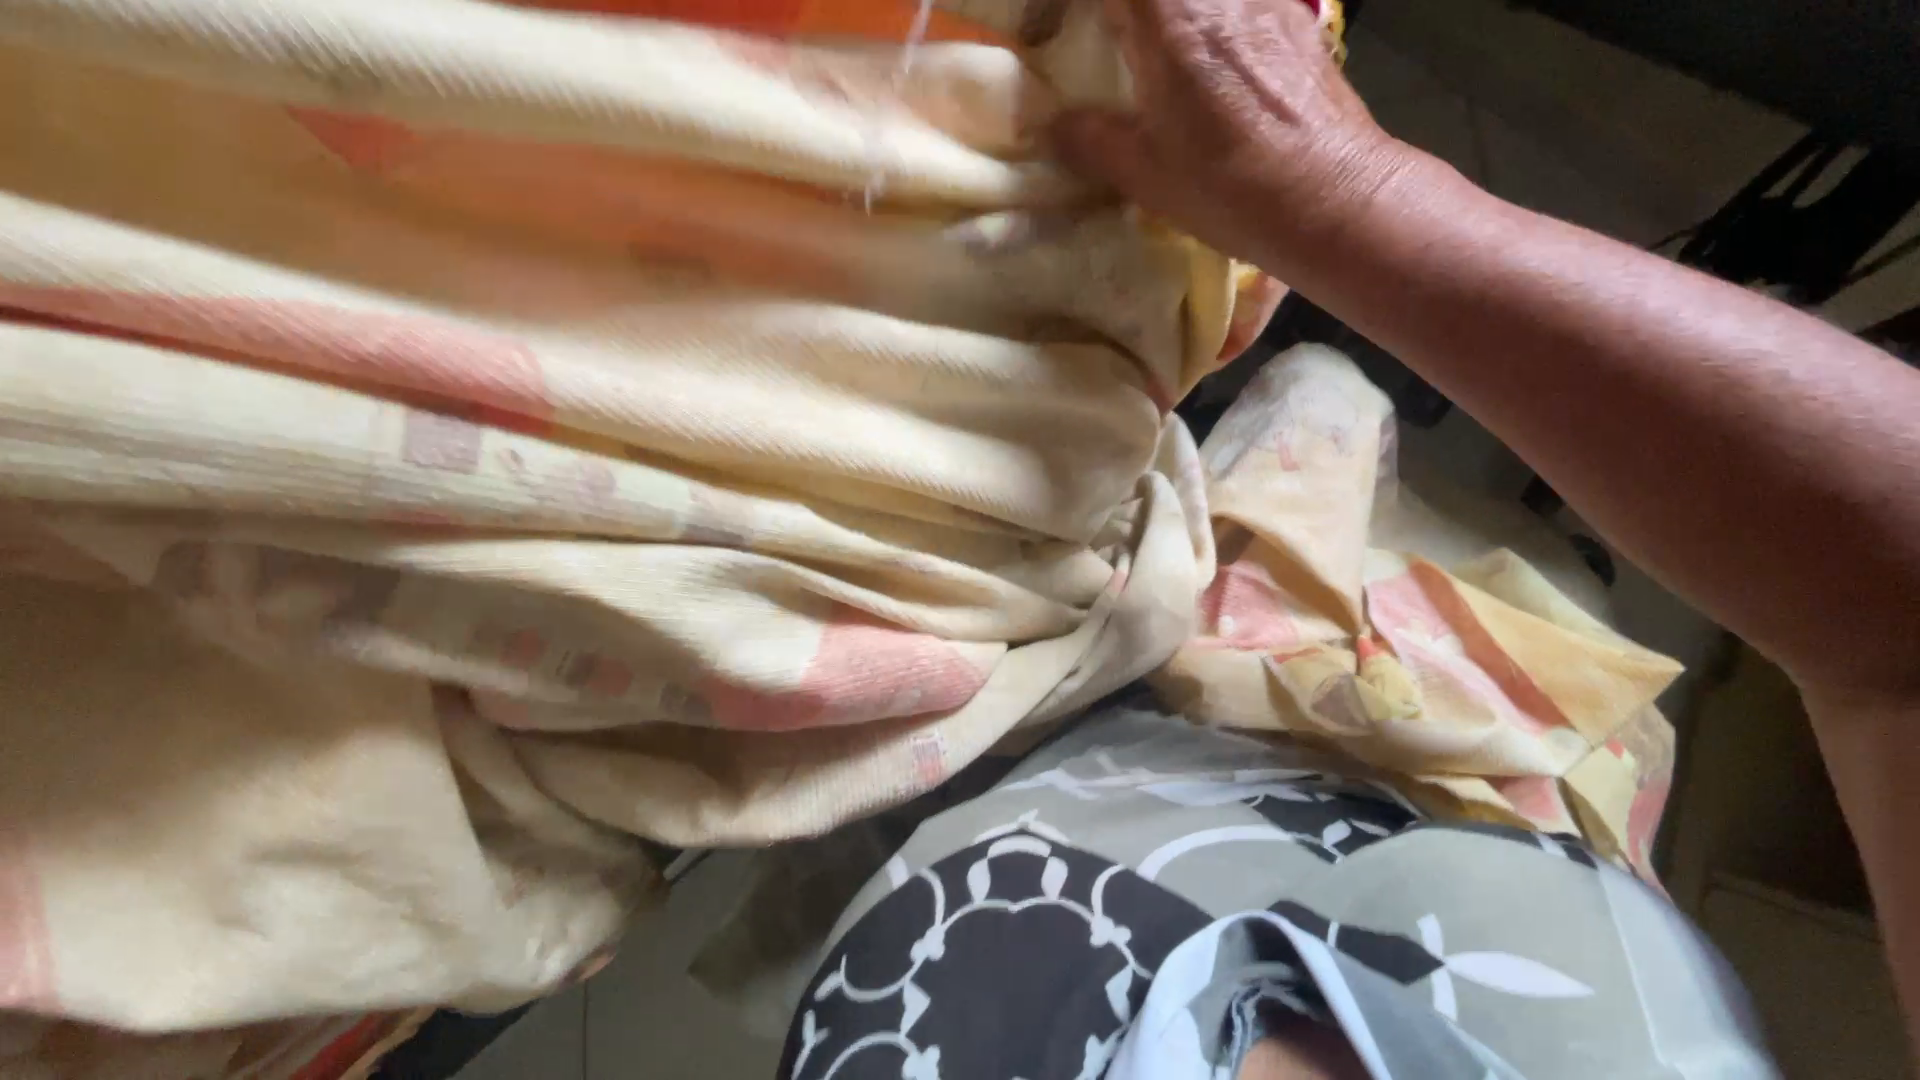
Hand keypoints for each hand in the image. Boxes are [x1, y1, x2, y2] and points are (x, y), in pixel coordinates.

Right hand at [1050, 0, 1413, 270]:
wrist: (1328, 197)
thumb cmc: (1227, 186)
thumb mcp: (1143, 173)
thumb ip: (1088, 140)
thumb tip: (1050, 127)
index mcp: (1168, 18)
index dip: (1071, 6)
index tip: (1064, 24)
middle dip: (1127, 14)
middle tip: (1109, 37)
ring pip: (1195, 0)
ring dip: (1167, 18)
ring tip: (1151, 48)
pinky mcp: (1292, 11)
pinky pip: (1232, 1)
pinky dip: (1207, 16)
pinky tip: (1206, 52)